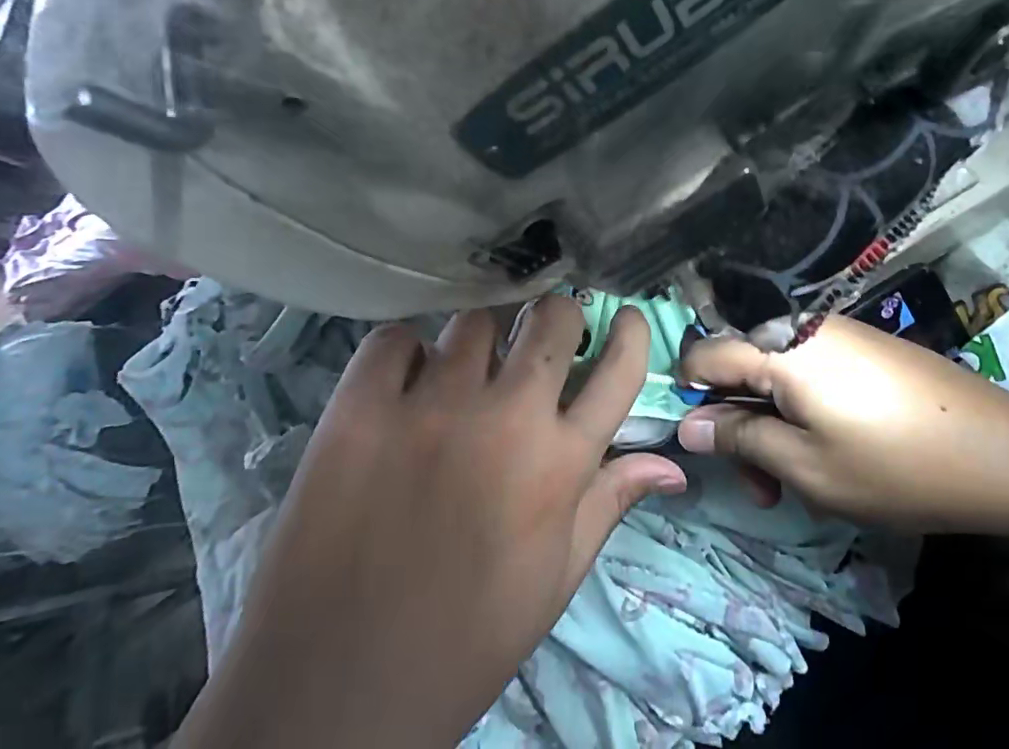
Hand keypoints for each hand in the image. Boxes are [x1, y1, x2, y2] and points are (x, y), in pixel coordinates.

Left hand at [178, 297, 686, 748]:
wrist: (335, 690)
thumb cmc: (468, 637)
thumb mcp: (557, 577)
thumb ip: (611, 502)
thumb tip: (672, 466)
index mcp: (562, 463)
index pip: (620, 368)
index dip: (632, 332)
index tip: (625, 320)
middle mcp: (506, 419)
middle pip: (551, 318)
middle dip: (556, 320)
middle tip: (541, 344)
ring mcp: (428, 409)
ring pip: (474, 323)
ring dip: (482, 341)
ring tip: (466, 373)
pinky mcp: (356, 412)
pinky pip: (394, 341)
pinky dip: (406, 354)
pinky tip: (404, 386)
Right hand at [677, 316, 1008, 533]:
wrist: (1003, 452)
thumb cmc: (895, 465)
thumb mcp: (805, 467)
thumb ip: (739, 439)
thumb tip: (689, 425)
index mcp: (780, 343)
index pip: (702, 352)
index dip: (689, 397)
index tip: (706, 446)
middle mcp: (803, 325)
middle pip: (739, 364)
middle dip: (736, 422)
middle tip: (760, 486)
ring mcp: (839, 334)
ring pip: (775, 374)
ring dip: (771, 424)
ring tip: (795, 482)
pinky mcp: (866, 348)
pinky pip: (810, 372)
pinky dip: (802, 410)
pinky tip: (829, 452)